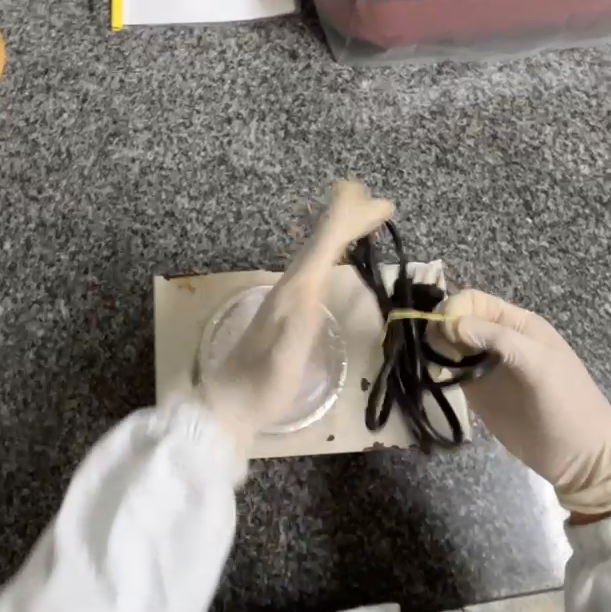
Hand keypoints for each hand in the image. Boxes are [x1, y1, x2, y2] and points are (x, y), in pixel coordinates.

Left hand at [201, 181, 393, 449]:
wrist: (227, 406)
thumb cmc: (260, 390)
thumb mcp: (281, 366)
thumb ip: (294, 333)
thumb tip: (311, 295)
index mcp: (291, 295)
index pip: (322, 248)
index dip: (349, 222)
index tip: (378, 206)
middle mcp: (288, 288)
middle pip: (320, 242)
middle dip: (350, 219)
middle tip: (383, 205)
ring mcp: (286, 297)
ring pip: (317, 252)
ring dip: (341, 231)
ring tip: (367, 217)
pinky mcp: (287, 309)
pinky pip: (315, 267)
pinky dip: (332, 251)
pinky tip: (339, 255)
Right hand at [429, 290, 610, 514]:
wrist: (580, 458)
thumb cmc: (567, 404)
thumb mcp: (539, 363)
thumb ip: (498, 338)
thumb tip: (450, 324)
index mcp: (516, 323)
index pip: (473, 300)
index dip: (455, 310)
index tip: (445, 333)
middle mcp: (496, 338)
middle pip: (456, 318)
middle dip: (440, 328)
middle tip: (436, 351)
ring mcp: (484, 364)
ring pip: (448, 343)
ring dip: (435, 348)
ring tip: (437, 366)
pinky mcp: (475, 390)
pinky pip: (449, 370)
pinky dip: (437, 369)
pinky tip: (437, 378)